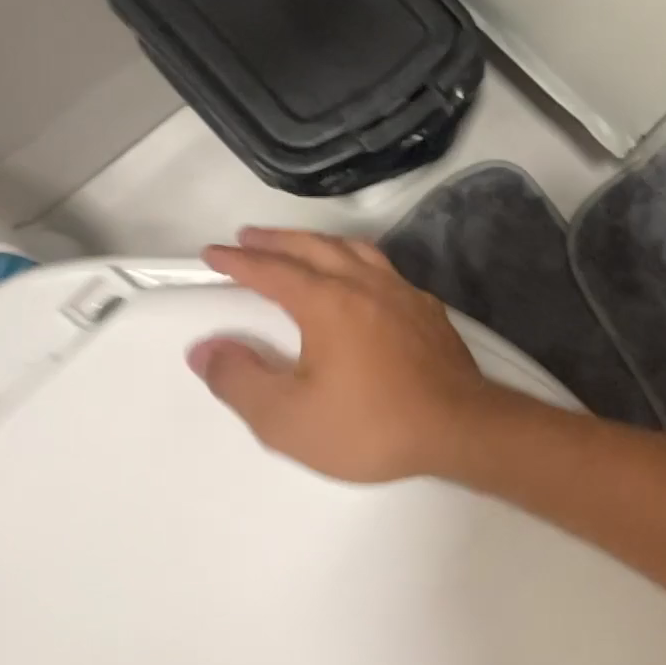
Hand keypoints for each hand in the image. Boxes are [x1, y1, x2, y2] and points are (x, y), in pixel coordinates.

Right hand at [190, 227, 500, 482]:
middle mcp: (369, 285)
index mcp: (330, 302)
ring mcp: (405, 294)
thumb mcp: (286, 417)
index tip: (213, 253)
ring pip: (358, 251)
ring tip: (301, 247)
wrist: (458, 427)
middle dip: (279, 240)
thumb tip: (207, 348)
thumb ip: (240, 380)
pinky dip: (359, 261)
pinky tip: (360, 279)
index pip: (274, 271)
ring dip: (322, 244)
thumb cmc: (370, 424)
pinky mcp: (429, 311)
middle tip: (249, 237)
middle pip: (318, 248)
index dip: (240, 262)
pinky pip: (386, 270)